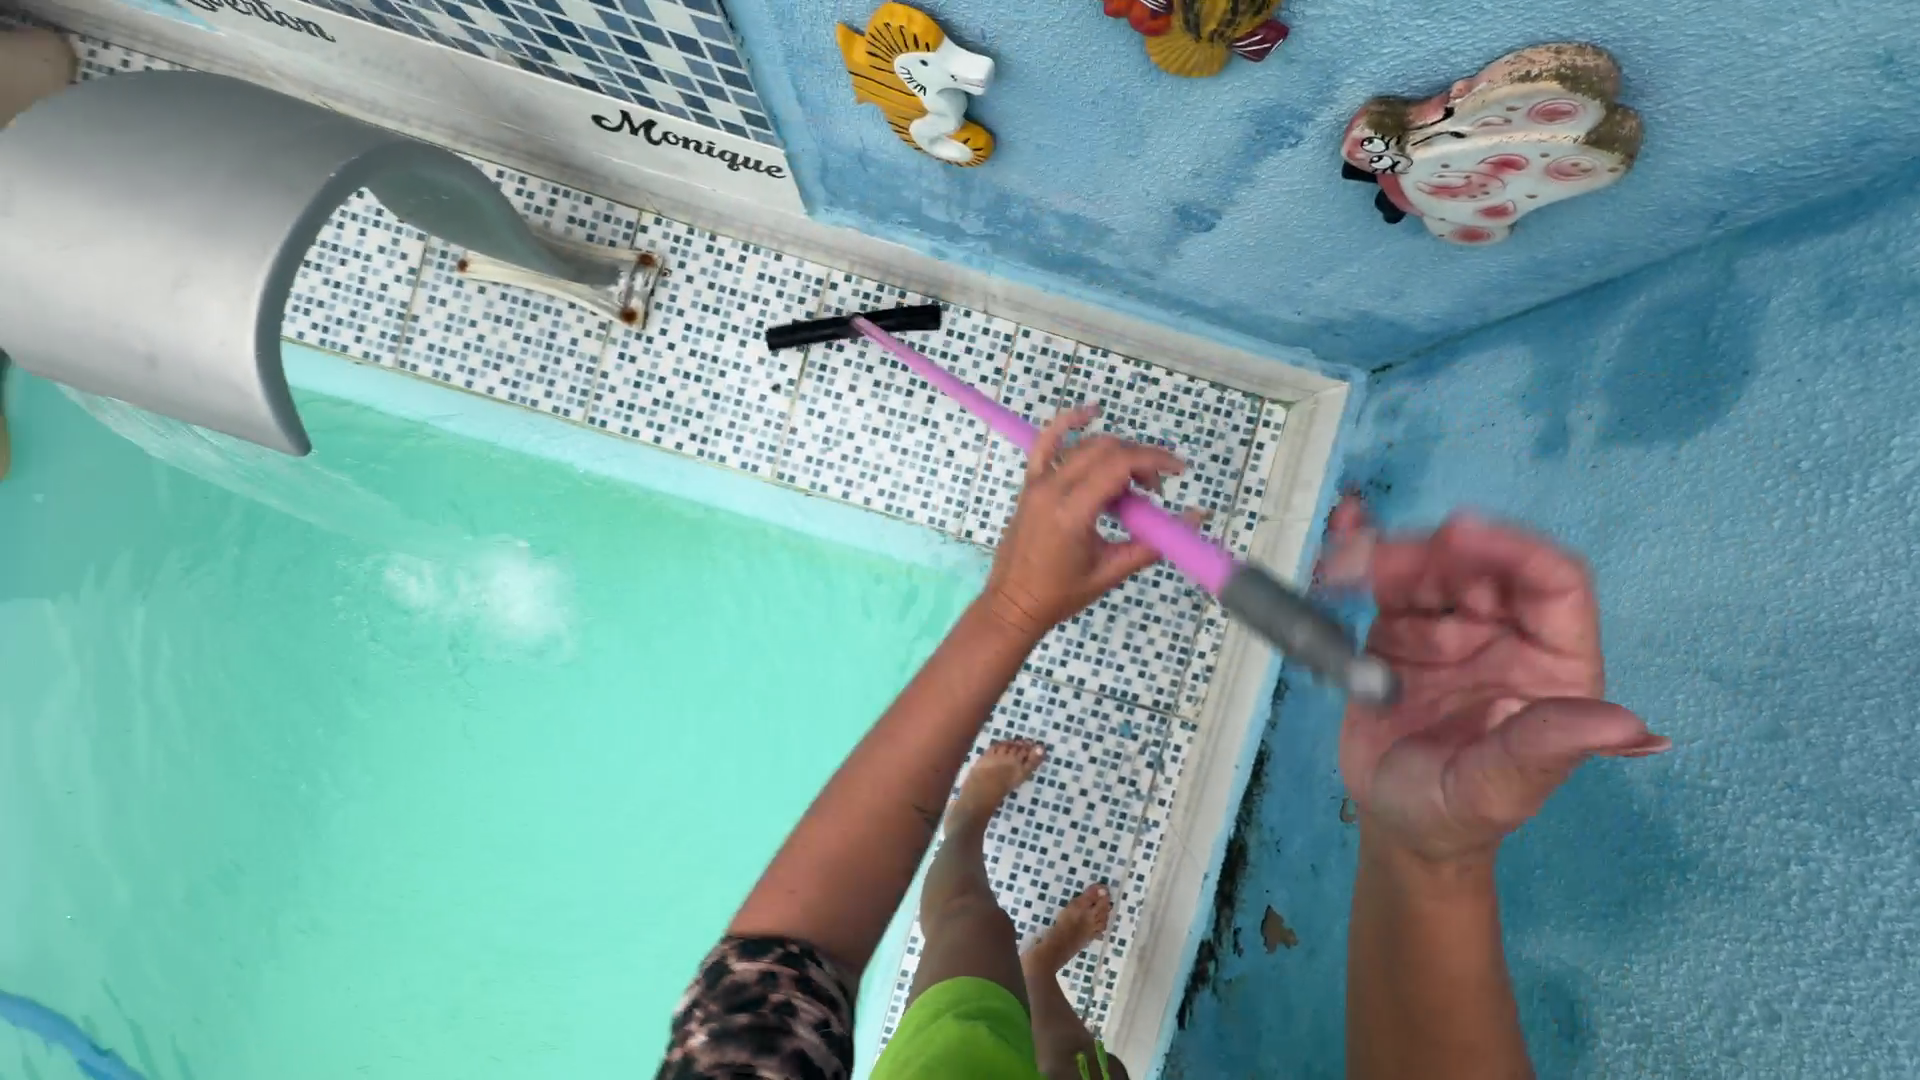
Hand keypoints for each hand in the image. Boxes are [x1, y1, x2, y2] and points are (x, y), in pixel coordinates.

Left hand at [981, 405, 1193, 641]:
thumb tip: (1196, 518)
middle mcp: (1052, 489)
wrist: (1012, 602)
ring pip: (1084, 446)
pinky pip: (1046, 443)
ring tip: (1132, 481)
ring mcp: (1037, 483)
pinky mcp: (1029, 484)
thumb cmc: (1061, 594)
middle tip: (1154, 489)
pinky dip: (1067, 423)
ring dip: (1115, 453)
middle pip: (1105, 449)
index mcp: (1072, 512)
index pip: (1118, 465)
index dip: (1154, 460)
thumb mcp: (1112, 571)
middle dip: (1140, 460)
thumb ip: (1153, 543)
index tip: (1179, 470)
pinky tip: (1090, 412)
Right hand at [1324, 497, 1669, 864]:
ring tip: (1336, 565)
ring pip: (1426, 567)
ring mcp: (1448, 629)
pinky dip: (1359, 558)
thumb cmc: (1455, 814)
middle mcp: (1505, 636)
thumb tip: (1626, 722)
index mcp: (1551, 666)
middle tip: (1367, 559)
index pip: (1552, 584)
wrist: (1393, 820)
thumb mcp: (1497, 789)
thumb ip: (1543, 750)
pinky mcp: (1397, 631)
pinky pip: (1382, 584)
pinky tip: (1339, 540)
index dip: (1511, 550)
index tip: (1453, 533)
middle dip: (1426, 551)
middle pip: (1477, 566)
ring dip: (1382, 554)